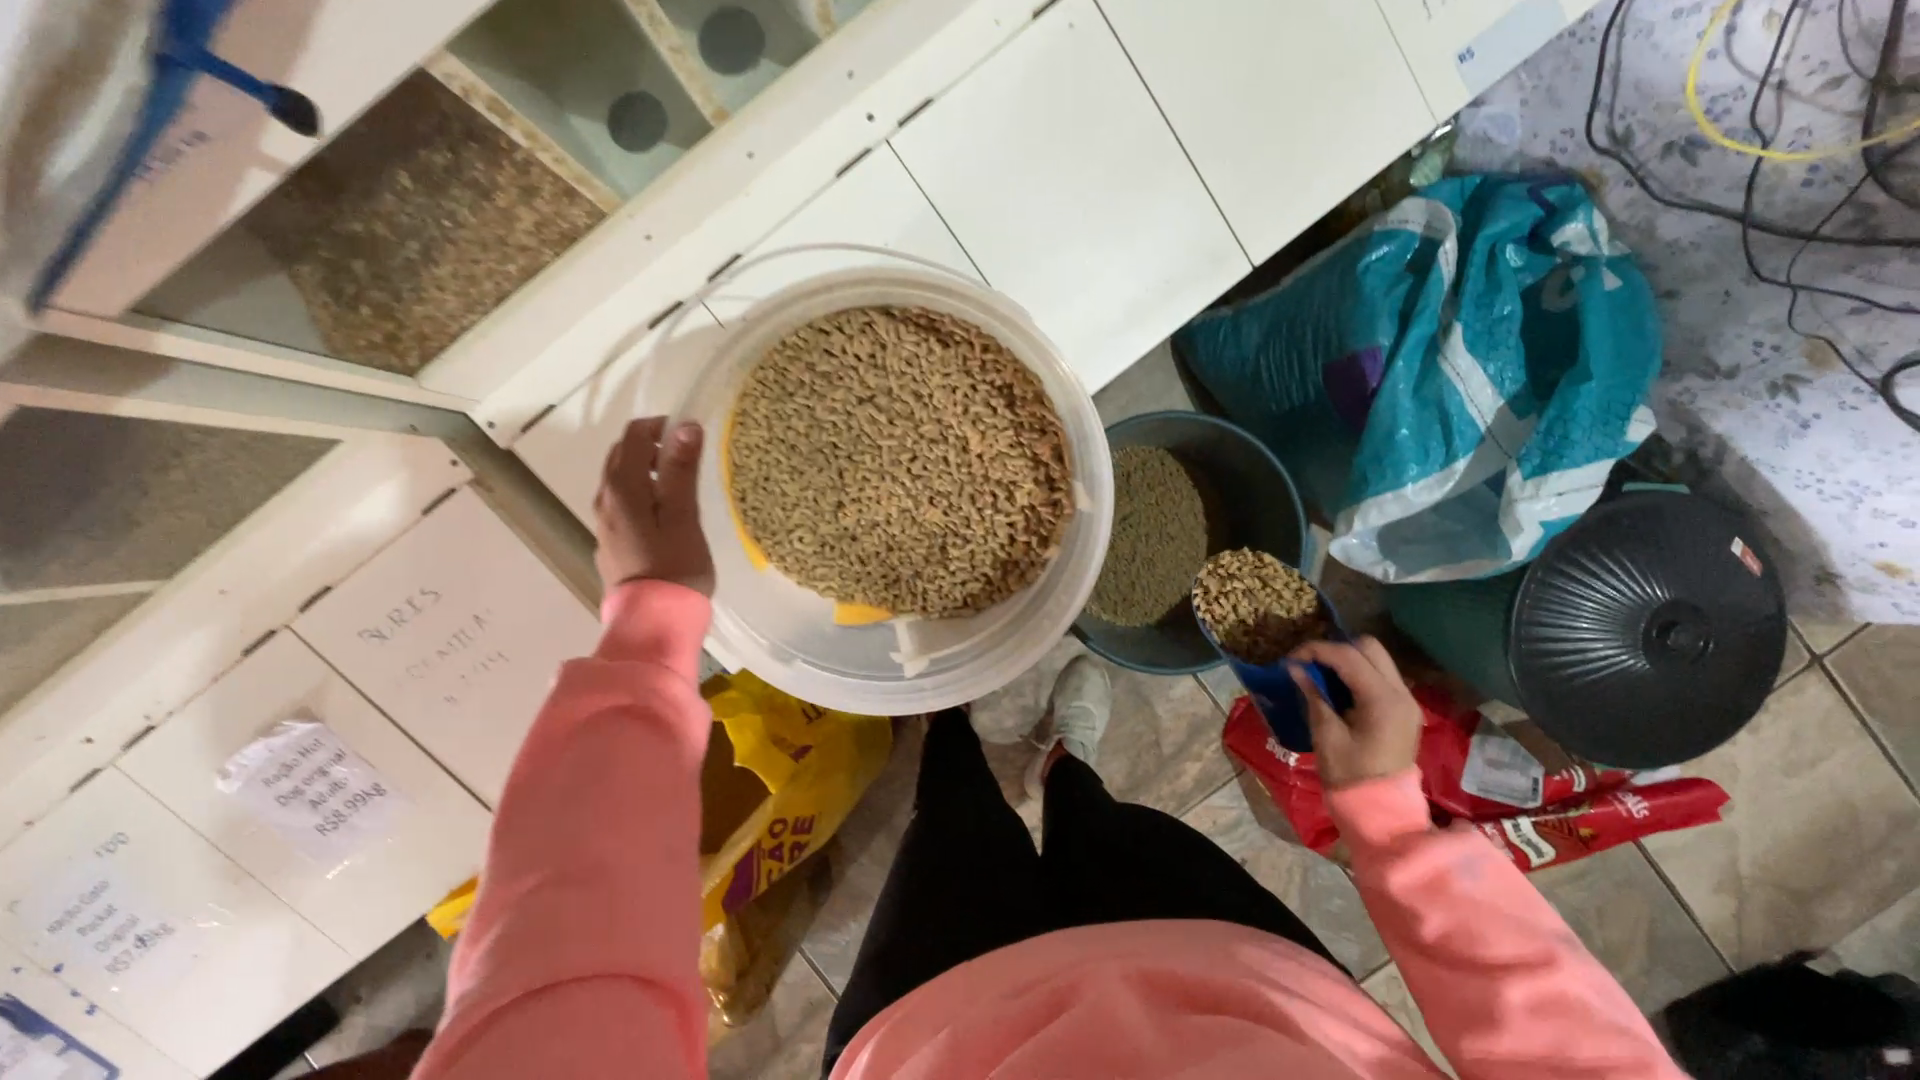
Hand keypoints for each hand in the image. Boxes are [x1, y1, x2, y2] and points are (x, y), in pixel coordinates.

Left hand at [593, 417, 714, 598]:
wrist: (653, 622)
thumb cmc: (676, 566)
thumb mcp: (684, 515)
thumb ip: (681, 470)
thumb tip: (684, 427)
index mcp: (623, 488)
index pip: (634, 437)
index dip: (661, 426)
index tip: (690, 435)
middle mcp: (604, 500)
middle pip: (622, 456)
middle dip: (651, 446)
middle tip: (687, 457)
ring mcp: (603, 524)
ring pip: (620, 481)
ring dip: (646, 471)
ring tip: (679, 486)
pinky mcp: (610, 544)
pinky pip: (621, 505)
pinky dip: (640, 495)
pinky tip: (663, 516)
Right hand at [1288, 636, 1421, 788]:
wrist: (1382, 810)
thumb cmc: (1350, 776)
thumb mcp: (1326, 736)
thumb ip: (1314, 696)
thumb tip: (1296, 669)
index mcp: (1383, 700)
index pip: (1348, 657)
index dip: (1316, 651)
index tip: (1291, 660)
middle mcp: (1401, 693)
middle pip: (1369, 648)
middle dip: (1336, 650)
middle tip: (1309, 666)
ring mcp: (1407, 701)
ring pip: (1377, 659)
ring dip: (1348, 660)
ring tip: (1321, 675)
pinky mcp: (1404, 709)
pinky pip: (1381, 675)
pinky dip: (1358, 673)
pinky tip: (1338, 689)